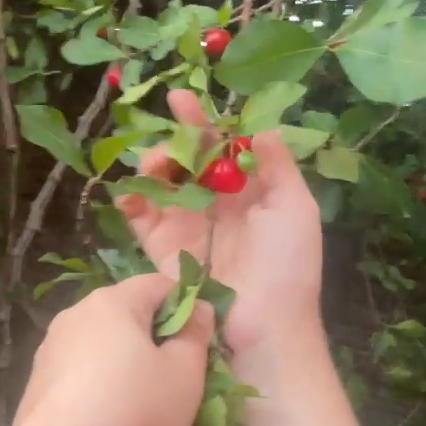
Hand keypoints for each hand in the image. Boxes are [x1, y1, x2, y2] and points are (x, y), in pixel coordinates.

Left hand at [11, 273, 213, 425]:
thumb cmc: (134, 408)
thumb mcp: (184, 374)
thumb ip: (195, 336)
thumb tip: (198, 309)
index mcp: (112, 301)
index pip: (157, 284)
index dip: (184, 304)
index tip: (199, 339)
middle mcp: (76, 313)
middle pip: (125, 312)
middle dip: (152, 335)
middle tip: (174, 373)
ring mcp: (51, 347)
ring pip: (100, 343)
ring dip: (123, 361)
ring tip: (140, 400)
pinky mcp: (37, 380)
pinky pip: (79, 371)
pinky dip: (97, 384)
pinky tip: (107, 417)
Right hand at [118, 89, 323, 354]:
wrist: (262, 325)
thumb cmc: (286, 264)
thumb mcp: (295, 208)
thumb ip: (277, 166)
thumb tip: (259, 127)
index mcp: (247, 190)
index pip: (221, 147)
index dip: (203, 122)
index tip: (183, 100)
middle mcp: (214, 203)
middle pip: (186, 158)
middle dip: (175, 137)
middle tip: (168, 123)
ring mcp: (185, 224)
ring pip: (160, 181)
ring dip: (154, 164)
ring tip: (158, 166)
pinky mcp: (161, 247)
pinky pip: (139, 217)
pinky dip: (129, 199)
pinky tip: (131, 192)